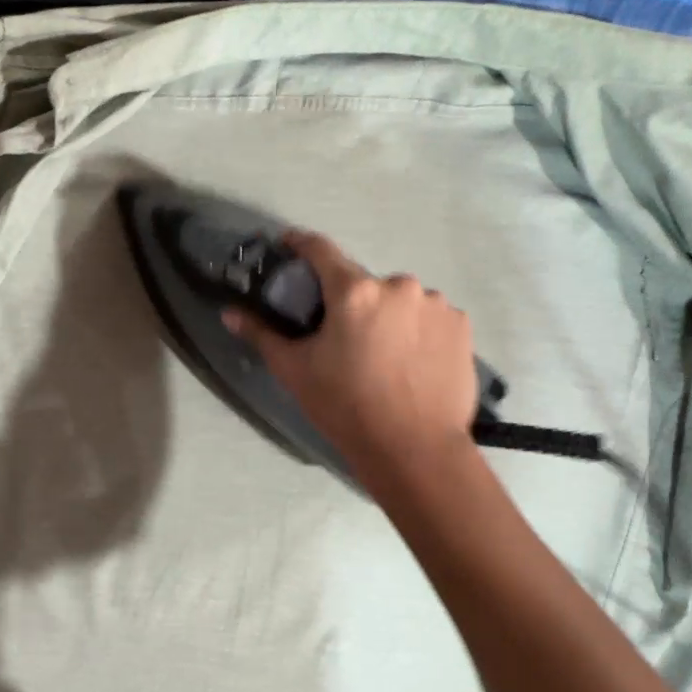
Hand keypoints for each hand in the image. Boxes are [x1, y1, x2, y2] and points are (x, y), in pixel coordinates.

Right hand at [223, 233, 478, 487]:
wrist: (413, 447)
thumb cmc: (344, 405)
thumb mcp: (294, 370)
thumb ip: (262, 334)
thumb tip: (230, 313)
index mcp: (354, 292)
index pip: (321, 251)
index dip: (301, 244)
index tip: (289, 243)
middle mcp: (399, 286)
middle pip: (364, 285)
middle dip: (350, 303)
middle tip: (340, 337)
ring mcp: (436, 305)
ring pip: (399, 302)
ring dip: (386, 318)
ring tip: (380, 356)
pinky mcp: (461, 326)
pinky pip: (429, 319)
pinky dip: (416, 332)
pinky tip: (408, 363)